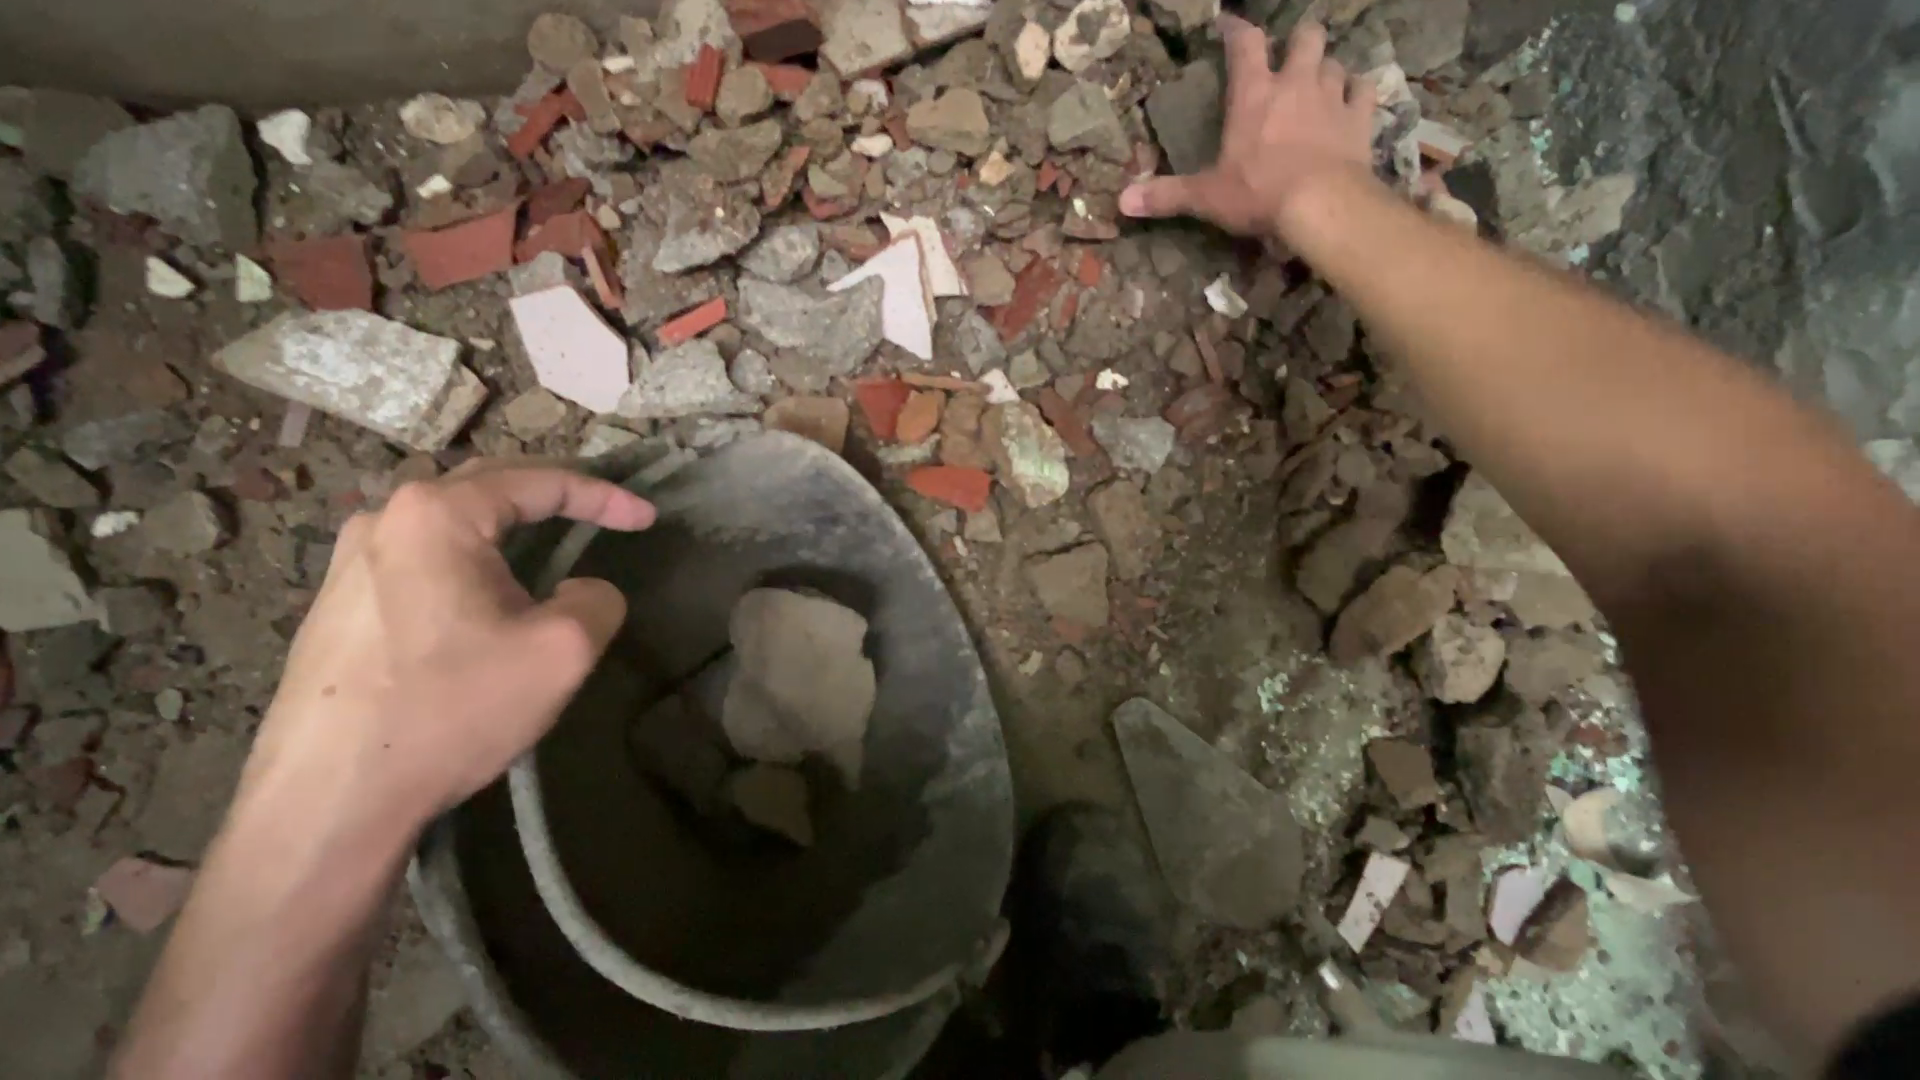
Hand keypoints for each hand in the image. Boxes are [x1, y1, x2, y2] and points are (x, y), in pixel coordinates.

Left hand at [238, 464, 656, 832]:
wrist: (330, 798)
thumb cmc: (451, 709)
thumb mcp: (562, 651)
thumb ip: (597, 601)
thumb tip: (580, 591)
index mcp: (437, 514)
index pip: (540, 480)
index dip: (604, 495)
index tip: (648, 518)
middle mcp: (384, 519)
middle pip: (487, 486)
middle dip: (552, 497)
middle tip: (602, 515)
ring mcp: (349, 562)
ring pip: (448, 524)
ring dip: (505, 529)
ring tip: (547, 550)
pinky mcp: (335, 606)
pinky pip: (419, 561)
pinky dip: (468, 562)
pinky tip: (481, 598)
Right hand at [1121, 16, 1376, 238]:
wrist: (1321, 205)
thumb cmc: (1258, 194)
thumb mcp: (1206, 197)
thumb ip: (1166, 195)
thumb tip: (1122, 202)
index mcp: (1254, 95)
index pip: (1245, 44)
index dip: (1236, 30)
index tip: (1229, 26)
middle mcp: (1295, 83)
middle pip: (1305, 36)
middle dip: (1298, 41)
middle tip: (1290, 56)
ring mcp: (1332, 96)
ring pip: (1335, 61)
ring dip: (1326, 68)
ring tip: (1319, 82)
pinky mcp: (1360, 117)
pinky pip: (1365, 90)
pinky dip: (1359, 92)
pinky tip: (1353, 100)